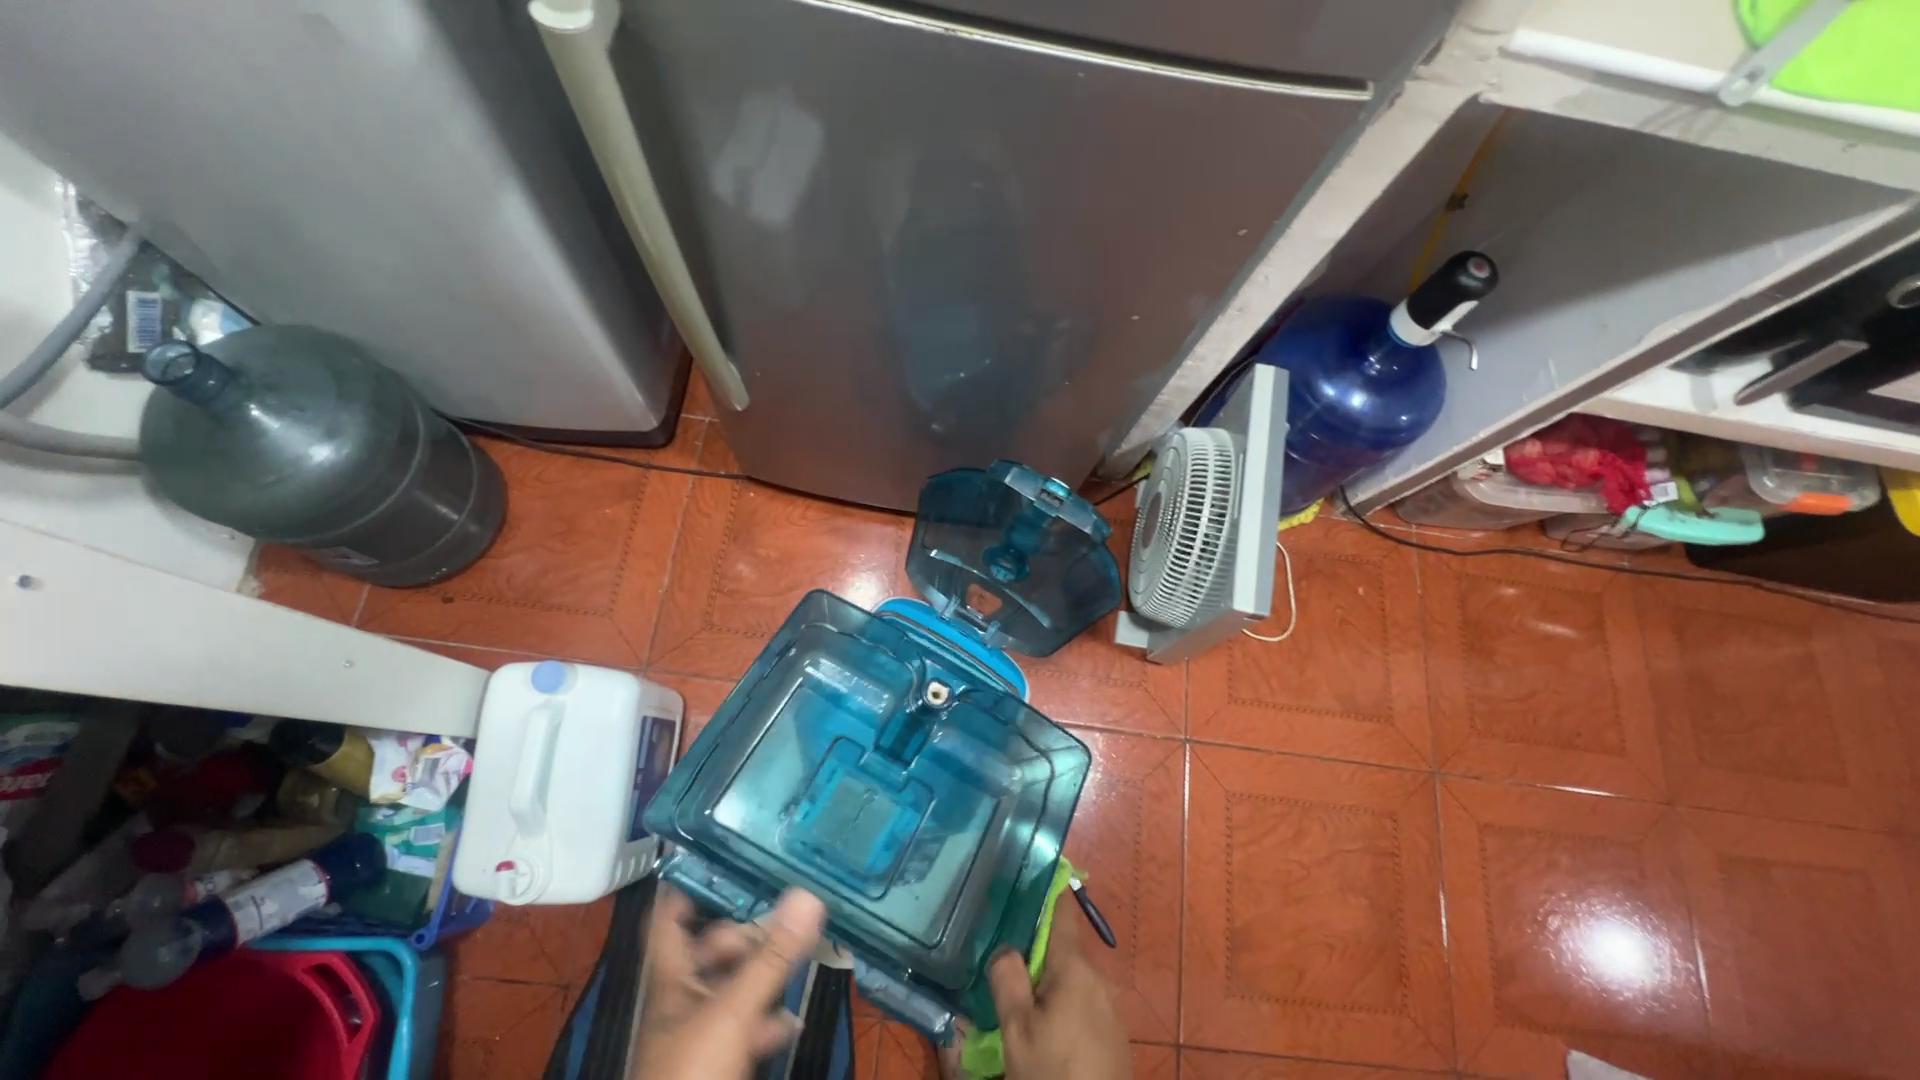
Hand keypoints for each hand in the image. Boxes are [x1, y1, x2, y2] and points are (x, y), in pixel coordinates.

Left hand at [630, 886, 827, 1079]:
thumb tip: (808, 893)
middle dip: (747, 932)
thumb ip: (771, 957)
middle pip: (708, 950)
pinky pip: (744, 1029)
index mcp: (671, 977)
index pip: (670, 915)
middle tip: (786, 916)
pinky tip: (792, 1020)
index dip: (691, 884)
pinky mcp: (716, 1066)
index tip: (730, 856)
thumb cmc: (691, 1075)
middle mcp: (680, 1000)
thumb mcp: (734, 1011)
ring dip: (762, 973)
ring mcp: (697, 1035)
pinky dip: (767, 1021)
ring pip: (730, 988)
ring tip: (800, 956)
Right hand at [987, 902, 1131, 1079]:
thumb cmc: (1053, 1072)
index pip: (1062, 915)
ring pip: (1073, 980)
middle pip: (1063, 951)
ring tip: (1021, 1002)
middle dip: (1037, 953)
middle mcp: (1099, 979)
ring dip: (1050, 983)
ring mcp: (1111, 1007)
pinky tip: (1048, 1029)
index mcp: (1075, 969)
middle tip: (1005, 965)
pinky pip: (1084, 1004)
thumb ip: (1008, 980)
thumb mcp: (1016, 1030)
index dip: (1046, 894)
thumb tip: (1006, 946)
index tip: (1029, 876)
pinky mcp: (1115, 1034)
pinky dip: (1065, 1006)